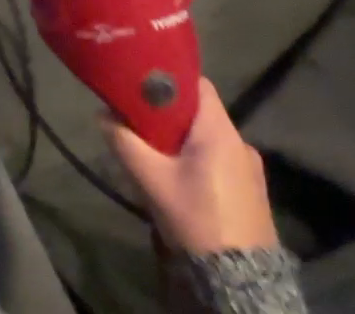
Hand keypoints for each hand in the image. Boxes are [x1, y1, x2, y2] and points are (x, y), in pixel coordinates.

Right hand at [103, 79, 279, 254]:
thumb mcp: (151, 180)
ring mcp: (250, 167)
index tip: (142, 84)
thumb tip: (102, 115)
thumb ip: (125, 143)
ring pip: (209, 136)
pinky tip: (180, 176)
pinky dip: (198, 157)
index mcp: (219, 132)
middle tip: (139, 120)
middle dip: (169, 112)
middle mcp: (240, 142)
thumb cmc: (196, 217)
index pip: (197, 84)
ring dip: (183, 138)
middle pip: (200, 111)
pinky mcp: (252, 189)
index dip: (169, 79)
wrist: (241, 276)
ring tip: (156, 150)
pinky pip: (220, 158)